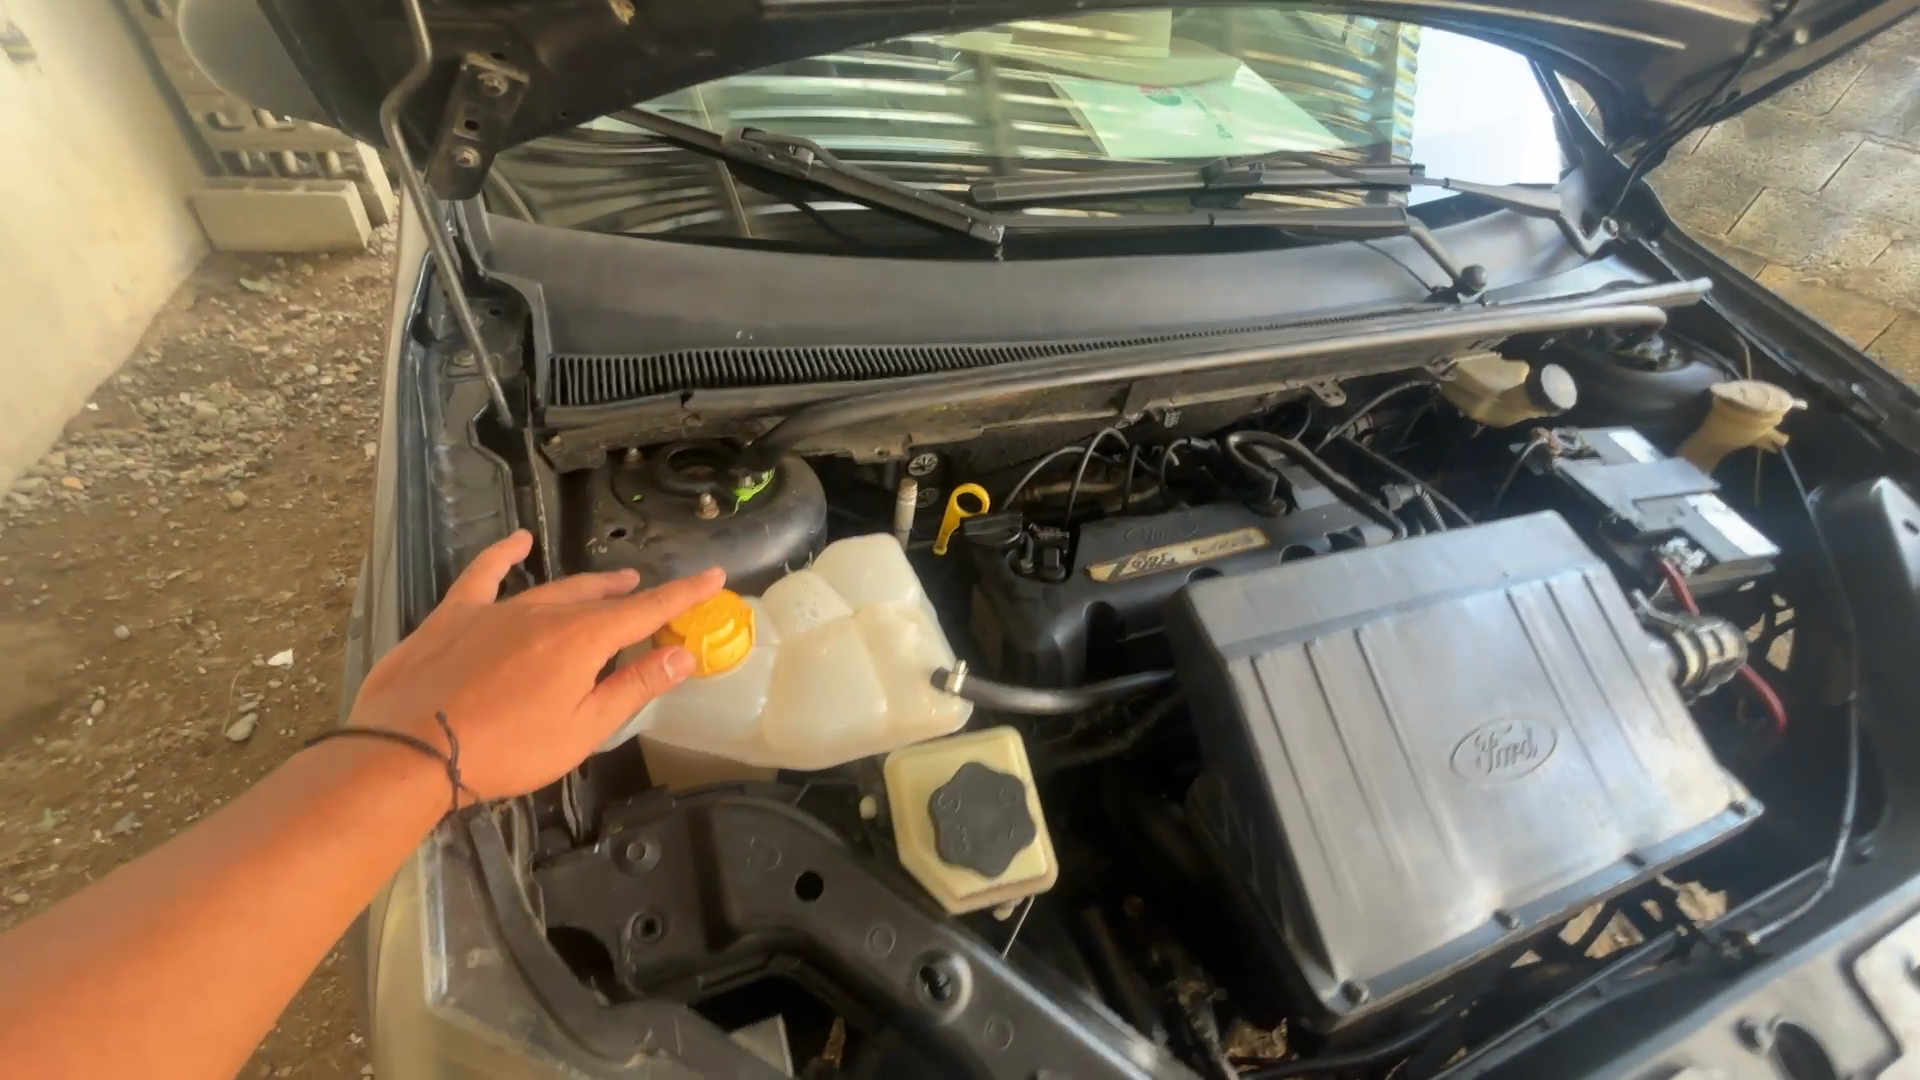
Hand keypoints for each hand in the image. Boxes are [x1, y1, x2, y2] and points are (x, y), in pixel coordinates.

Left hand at [343, 530, 724, 799]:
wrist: (405, 754)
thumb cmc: (507, 749)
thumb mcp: (584, 729)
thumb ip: (636, 686)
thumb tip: (685, 655)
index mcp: (585, 639)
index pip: (649, 609)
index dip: (685, 593)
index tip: (714, 576)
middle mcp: (549, 613)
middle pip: (603, 597)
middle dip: (635, 594)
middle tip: (652, 595)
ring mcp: (499, 610)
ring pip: (556, 588)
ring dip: (590, 585)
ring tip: (612, 581)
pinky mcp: (455, 616)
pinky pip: (483, 575)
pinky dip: (502, 555)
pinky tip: (516, 541)